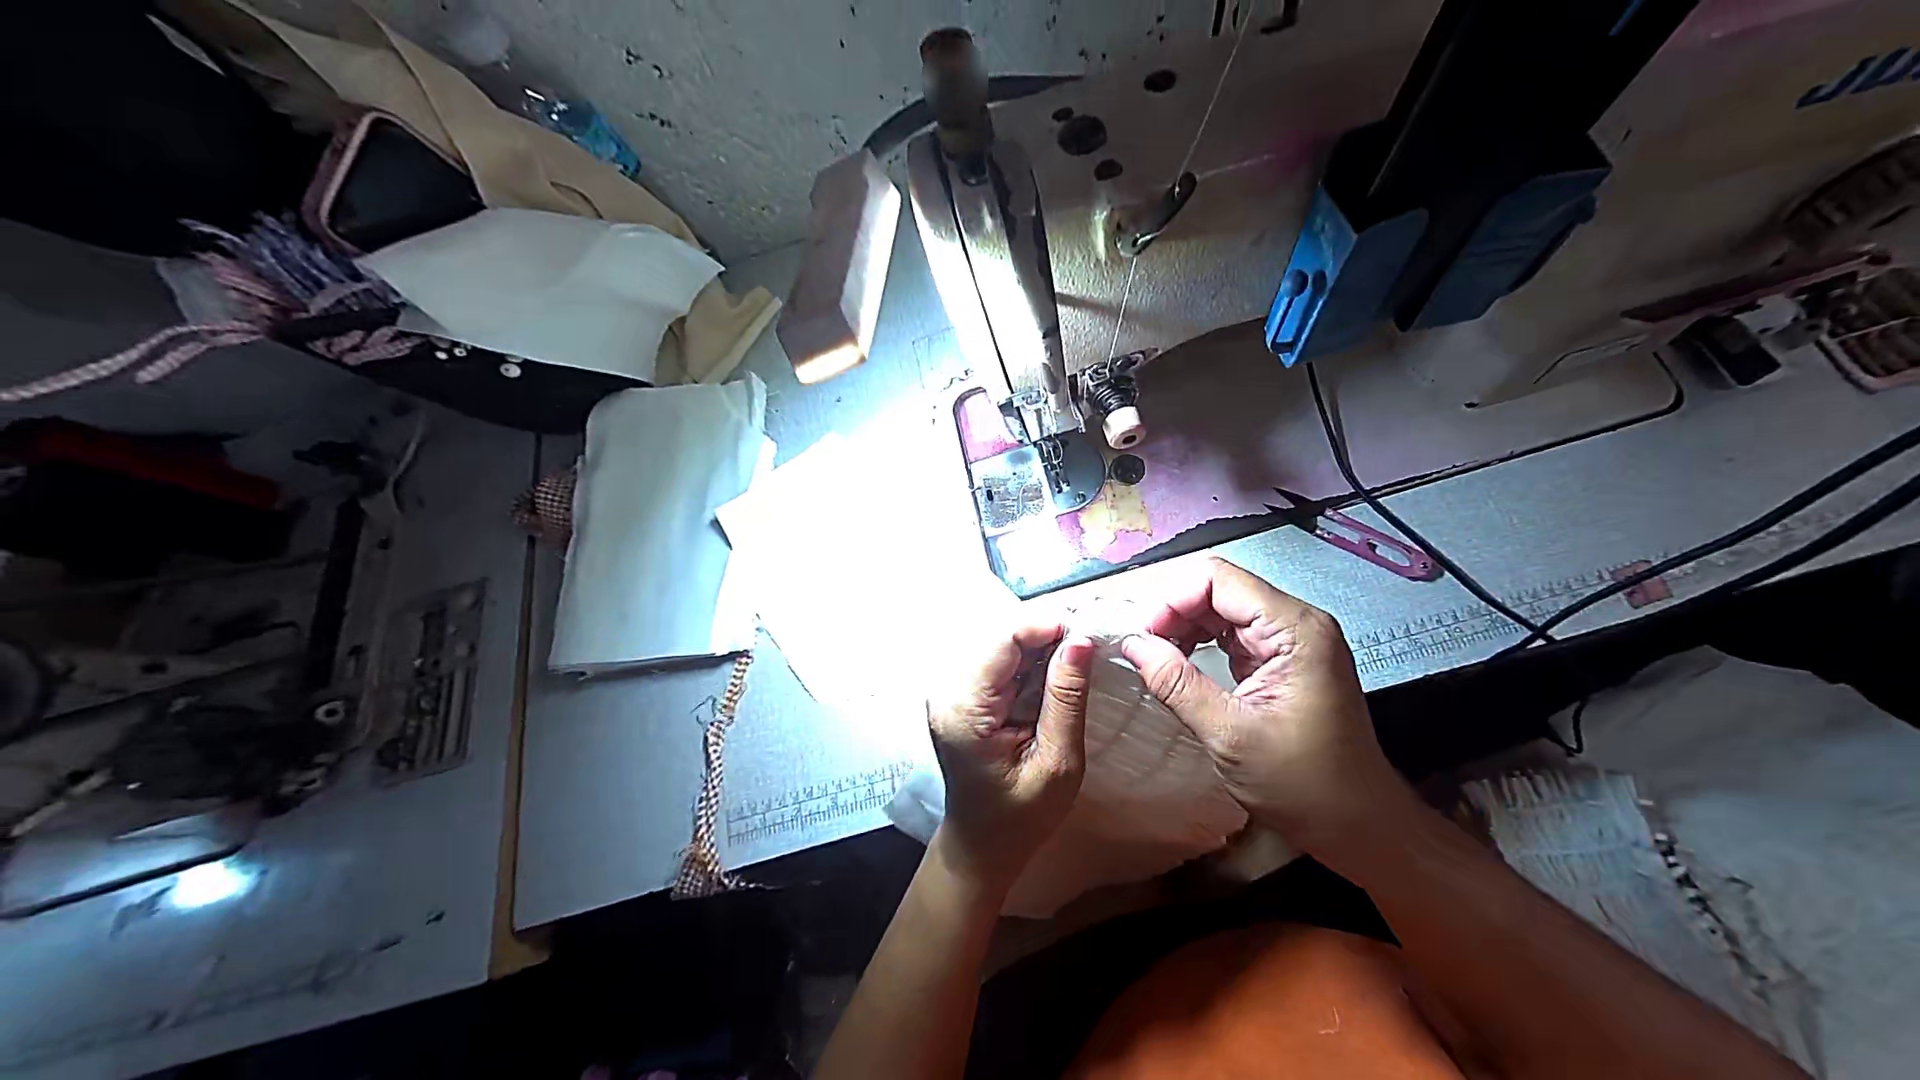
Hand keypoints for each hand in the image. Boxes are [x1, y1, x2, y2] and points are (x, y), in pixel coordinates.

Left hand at [926, 620, 1094, 892]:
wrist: (981, 845)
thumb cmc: (1019, 818)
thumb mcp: (1056, 763)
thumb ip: (1066, 700)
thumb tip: (1081, 642)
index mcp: (964, 710)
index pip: (1002, 642)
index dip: (1044, 626)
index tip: (1084, 631)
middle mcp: (949, 692)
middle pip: (1000, 639)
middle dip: (1046, 634)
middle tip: (1089, 642)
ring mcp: (953, 693)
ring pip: (1002, 648)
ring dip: (1041, 648)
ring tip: (1078, 656)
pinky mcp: (964, 698)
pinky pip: (1000, 666)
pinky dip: (1030, 665)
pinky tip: (1056, 674)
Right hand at [1119, 557, 1418, 854]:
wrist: (1358, 826)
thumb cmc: (1306, 785)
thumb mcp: (1230, 735)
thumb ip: (1176, 684)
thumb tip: (1133, 646)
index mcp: (1295, 630)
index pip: (1219, 580)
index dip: (1174, 600)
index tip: (1146, 636)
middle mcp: (1296, 624)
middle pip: (1219, 589)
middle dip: (1175, 613)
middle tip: (1146, 650)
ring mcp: (1291, 641)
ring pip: (1221, 609)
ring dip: (1183, 629)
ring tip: (1158, 660)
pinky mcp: (1282, 660)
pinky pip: (1230, 634)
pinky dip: (1199, 644)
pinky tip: (1179, 666)